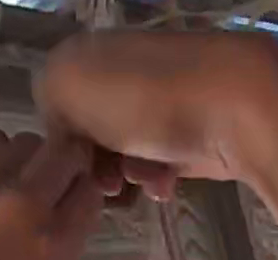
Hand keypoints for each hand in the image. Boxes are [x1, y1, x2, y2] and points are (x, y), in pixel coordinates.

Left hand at [0, 126, 102, 259]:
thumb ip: (64, 243)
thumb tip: (73, 201)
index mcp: (54, 246)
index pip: (89, 191)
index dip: (84, 189)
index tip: (74, 193)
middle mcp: (23, 206)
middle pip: (62, 154)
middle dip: (60, 166)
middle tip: (44, 183)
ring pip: (19, 142)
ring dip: (19, 161)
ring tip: (2, 187)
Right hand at [35, 30, 277, 199]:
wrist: (229, 109)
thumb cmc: (142, 99)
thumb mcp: (68, 87)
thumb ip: (48, 102)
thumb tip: (66, 131)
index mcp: (91, 54)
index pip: (59, 107)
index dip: (63, 145)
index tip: (75, 169)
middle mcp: (122, 73)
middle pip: (92, 137)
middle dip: (96, 168)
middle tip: (108, 185)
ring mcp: (159, 102)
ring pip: (124, 155)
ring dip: (127, 177)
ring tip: (143, 182)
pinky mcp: (189, 131)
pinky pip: (158, 164)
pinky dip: (156, 179)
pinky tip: (165, 186)